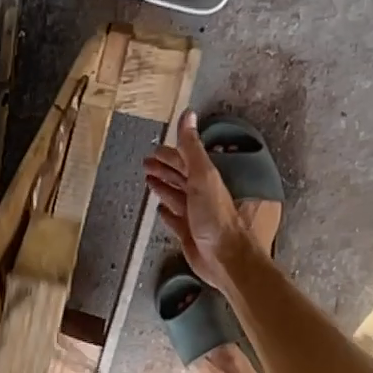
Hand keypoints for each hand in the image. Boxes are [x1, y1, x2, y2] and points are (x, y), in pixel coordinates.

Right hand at [143, 111, 257, 292]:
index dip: (170, 154)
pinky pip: (174, 219)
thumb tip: (189, 115)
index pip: (184, 160)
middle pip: (179, 177)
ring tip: (150, 179)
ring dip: (163, 186)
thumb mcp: (203, 176)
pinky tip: (160, 209)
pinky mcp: (188, 233)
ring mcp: (195, 215)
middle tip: (147, 162)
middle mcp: (201, 195)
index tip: (155, 148)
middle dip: (164, 168)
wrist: (225, 258)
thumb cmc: (216, 218)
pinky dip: (167, 212)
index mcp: (205, 178)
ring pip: (176, 196)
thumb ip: (192, 147)